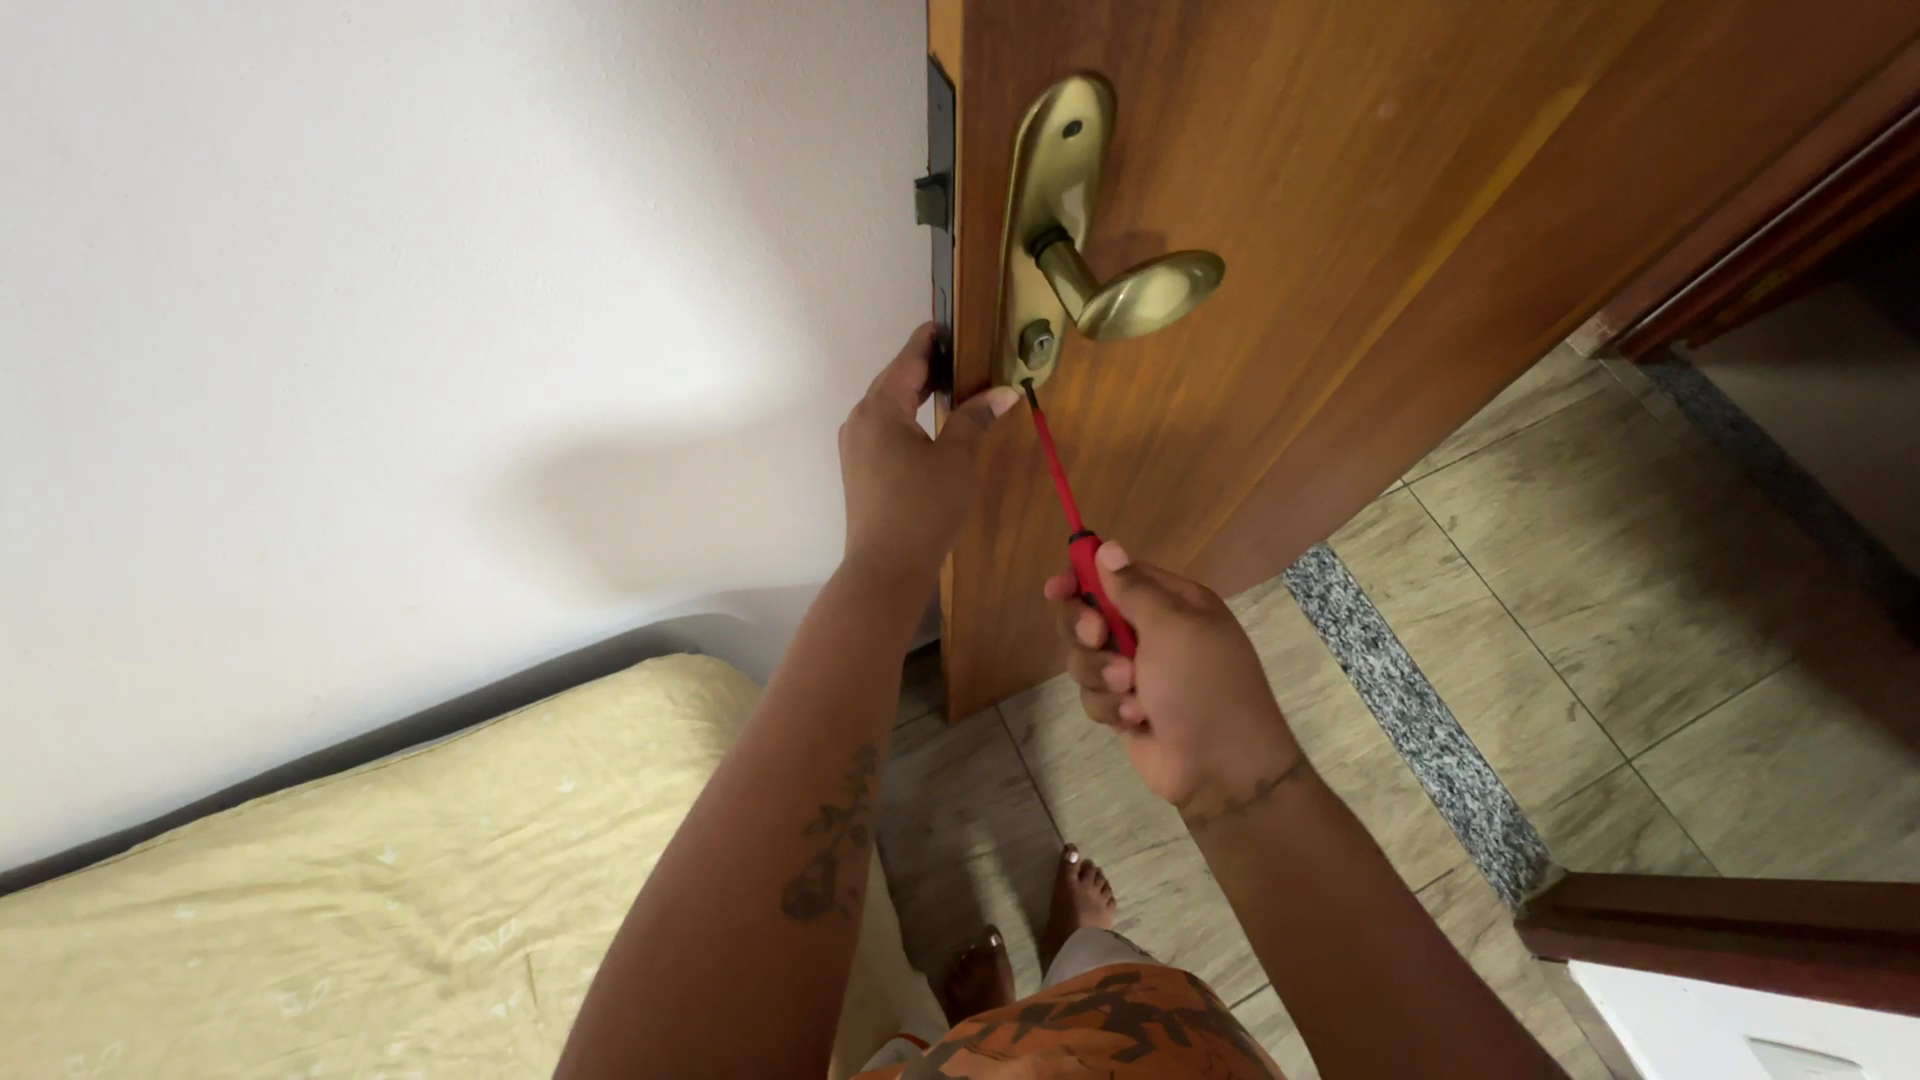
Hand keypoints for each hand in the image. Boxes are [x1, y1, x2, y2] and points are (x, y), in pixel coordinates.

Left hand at [840, 323, 1019, 584]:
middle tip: (959, 356)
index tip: (949, 323)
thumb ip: (975, 418)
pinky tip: (928, 428)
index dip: (930, 340)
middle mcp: (860, 420)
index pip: (908, 360)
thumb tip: (1004, 392)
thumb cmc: (923, 507)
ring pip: (887, 408)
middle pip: (894, 381)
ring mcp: (855, 447)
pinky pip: (884, 430)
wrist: (886, 566)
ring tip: (948, 387)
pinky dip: (906, 419)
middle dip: (924, 367)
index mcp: (880, 407)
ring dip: (915, 395)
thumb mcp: (956, 459)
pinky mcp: (859, 470)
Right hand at [1045, 542, 1302, 813]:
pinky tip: (1138, 719)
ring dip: (1102, 675)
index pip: (1114, 576)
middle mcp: (1152, 632)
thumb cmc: (1203, 685)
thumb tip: (1108, 548)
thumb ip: (1132, 588)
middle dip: (1086, 630)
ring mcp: (1137, 670)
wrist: (1222, 766)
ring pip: (1085, 658)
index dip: (1081, 579)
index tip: (1057, 590)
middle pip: (1088, 614)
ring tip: (1133, 693)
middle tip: (1098, 638)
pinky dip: (1111, 706)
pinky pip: (1093, 695)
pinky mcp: (1124, 705)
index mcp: (1171, 603)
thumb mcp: (1172, 627)